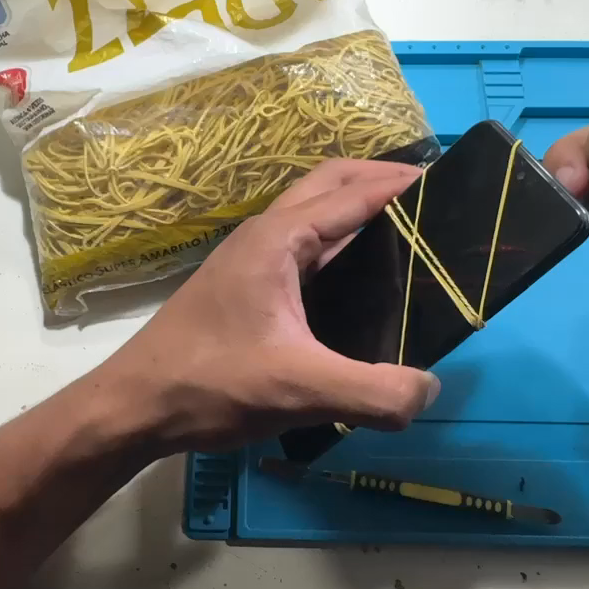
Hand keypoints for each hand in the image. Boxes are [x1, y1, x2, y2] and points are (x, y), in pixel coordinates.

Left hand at [95, 159, 441, 454]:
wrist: (134, 406)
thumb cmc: (210, 384)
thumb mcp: (300, 391)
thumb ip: (373, 392)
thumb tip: (430, 388)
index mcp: (277, 239)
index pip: (352, 192)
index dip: (403, 184)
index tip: (455, 183)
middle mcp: (263, 237)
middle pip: (330, 184)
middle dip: (381, 181)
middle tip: (435, 203)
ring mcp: (251, 261)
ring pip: (313, 216)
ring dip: (358, 212)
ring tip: (410, 239)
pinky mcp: (246, 288)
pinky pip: (303, 250)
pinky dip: (339, 247)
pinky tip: (361, 287)